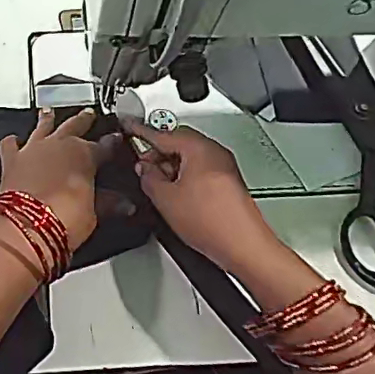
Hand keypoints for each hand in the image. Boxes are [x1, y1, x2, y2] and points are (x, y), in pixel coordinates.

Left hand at [0, 109, 109, 248]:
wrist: (27, 226)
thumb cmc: (63, 219)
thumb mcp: (93, 212)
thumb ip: (107, 203)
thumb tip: (124, 205)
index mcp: (84, 155)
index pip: (103, 146)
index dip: (111, 143)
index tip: (115, 140)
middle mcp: (58, 145)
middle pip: (74, 126)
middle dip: (83, 120)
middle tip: (88, 114)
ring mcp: (34, 150)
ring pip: (43, 127)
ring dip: (48, 119)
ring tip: (49, 112)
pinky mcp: (12, 160)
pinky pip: (10, 144)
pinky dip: (12, 141)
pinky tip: (13, 139)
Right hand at [124, 120, 286, 275]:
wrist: (243, 246)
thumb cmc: (214, 223)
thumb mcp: (165, 199)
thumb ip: (148, 177)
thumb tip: (145, 169)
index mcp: (199, 149)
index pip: (163, 134)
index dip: (141, 131)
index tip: (130, 127)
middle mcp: (216, 153)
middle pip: (179, 142)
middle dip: (158, 154)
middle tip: (143, 166)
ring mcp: (225, 167)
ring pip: (190, 157)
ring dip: (172, 167)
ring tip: (160, 187)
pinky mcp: (228, 182)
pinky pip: (201, 170)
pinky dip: (186, 177)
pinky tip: (178, 196)